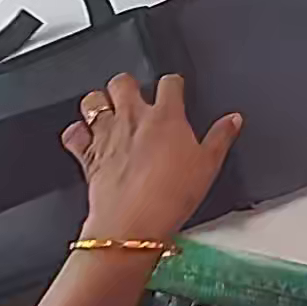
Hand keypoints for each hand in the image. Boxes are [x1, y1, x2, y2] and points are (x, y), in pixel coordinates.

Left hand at [60, 73, 240, 240]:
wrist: (133, 223)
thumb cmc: (171, 194)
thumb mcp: (208, 165)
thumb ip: (221, 137)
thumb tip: (233, 119)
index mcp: (166, 116)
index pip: (169, 82)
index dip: (173, 82)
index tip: (175, 87)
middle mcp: (134, 118)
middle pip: (123, 82)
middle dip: (128, 84)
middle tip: (135, 94)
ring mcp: (107, 135)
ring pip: (93, 100)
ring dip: (99, 102)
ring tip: (108, 108)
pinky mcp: (88, 155)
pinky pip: (73, 134)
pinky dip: (77, 133)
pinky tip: (85, 136)